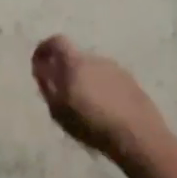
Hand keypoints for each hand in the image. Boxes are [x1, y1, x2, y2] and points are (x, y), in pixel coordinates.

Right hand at [31, 35, 170, 160]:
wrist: (138, 136)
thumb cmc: (90, 123)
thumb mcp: (57, 108)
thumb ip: (46, 84)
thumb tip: (41, 68)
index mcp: (76, 62)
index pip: (56, 41)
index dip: (44, 49)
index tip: (39, 64)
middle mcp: (98, 59)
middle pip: (75, 58)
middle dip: (65, 71)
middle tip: (61, 95)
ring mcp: (118, 70)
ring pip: (93, 70)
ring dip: (84, 82)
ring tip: (83, 107)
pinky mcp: (133, 83)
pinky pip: (108, 80)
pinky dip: (101, 90)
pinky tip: (103, 111)